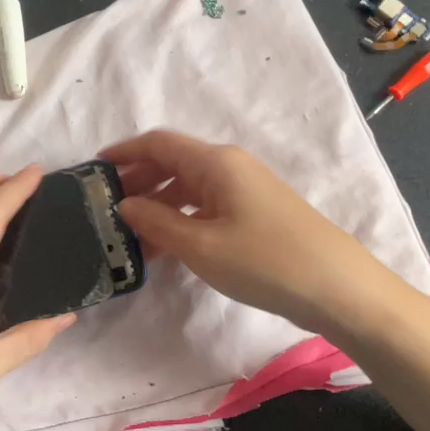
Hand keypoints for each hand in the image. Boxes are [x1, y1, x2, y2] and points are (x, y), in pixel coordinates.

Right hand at [102, 130, 397, 335]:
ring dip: (157, 207)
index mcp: (215, 162)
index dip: (124, 152)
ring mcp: (244, 190)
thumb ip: (157, 222)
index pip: (159, 143)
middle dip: (137, 182)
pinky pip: (205, 208)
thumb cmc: (264, 260)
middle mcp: (229, 167)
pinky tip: (165, 248)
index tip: (94, 168)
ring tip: (129, 237)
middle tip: (104, 210)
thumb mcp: (200, 245)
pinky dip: (180, 221)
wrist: (335, 287)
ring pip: (187, 189)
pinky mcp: (254, 214)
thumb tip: (125, 204)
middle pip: (172, 164)